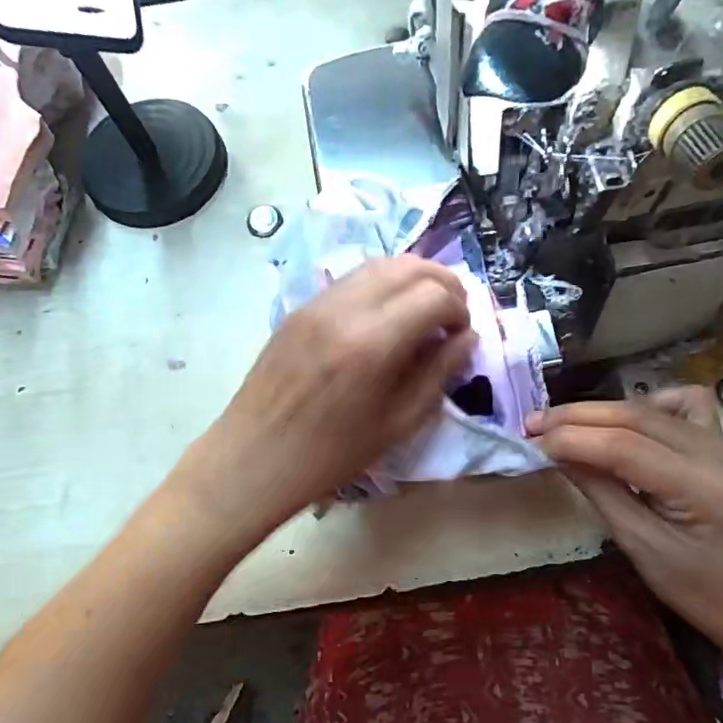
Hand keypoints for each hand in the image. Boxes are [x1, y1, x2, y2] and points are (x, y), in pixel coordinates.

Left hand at [180, 257, 475, 533]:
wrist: (255, 457)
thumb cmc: (331, 455)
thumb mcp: (398, 423)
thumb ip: (438, 374)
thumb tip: (467, 339)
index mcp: (373, 343)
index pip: (435, 294)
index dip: (460, 311)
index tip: (461, 337)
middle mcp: (345, 308)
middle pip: (411, 266)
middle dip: (443, 285)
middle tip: (451, 319)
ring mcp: (318, 302)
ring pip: (380, 264)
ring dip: (413, 280)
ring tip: (423, 315)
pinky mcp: (300, 307)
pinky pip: (352, 279)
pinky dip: (382, 286)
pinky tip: (386, 319)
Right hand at [528, 387, 722, 701]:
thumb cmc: (697, 590)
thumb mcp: (639, 546)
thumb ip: (599, 490)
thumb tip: (555, 452)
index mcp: (708, 490)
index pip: (627, 447)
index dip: (574, 438)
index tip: (531, 440)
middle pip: (639, 418)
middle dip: (580, 417)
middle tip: (534, 424)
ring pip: (656, 409)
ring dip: (606, 412)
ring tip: (568, 426)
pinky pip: (685, 407)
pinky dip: (648, 408)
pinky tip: (625, 424)